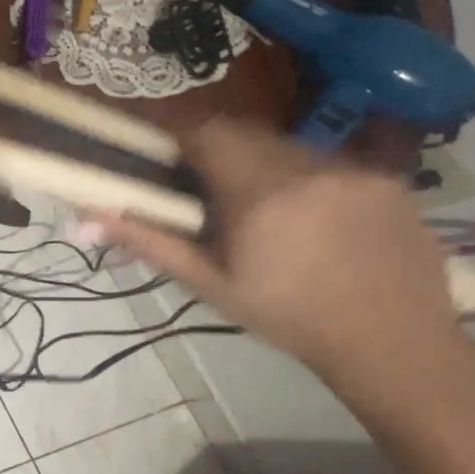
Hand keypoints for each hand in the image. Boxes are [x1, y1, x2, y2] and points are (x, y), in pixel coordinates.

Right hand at [89, 118, 461, 388]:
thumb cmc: (284, 315)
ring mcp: (357, 172)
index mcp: (262, 194)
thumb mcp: (206, 282)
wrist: (390, 341)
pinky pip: (326, 162)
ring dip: (257, 163)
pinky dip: (300, 177)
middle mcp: (313, 170)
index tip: (157, 159)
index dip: (176, 137)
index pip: (208, 133)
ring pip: (286, 146)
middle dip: (213, 152)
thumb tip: (84, 217)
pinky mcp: (389, 181)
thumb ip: (147, 241)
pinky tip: (301, 215)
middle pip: (245, 134)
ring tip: (250, 207)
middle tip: (197, 190)